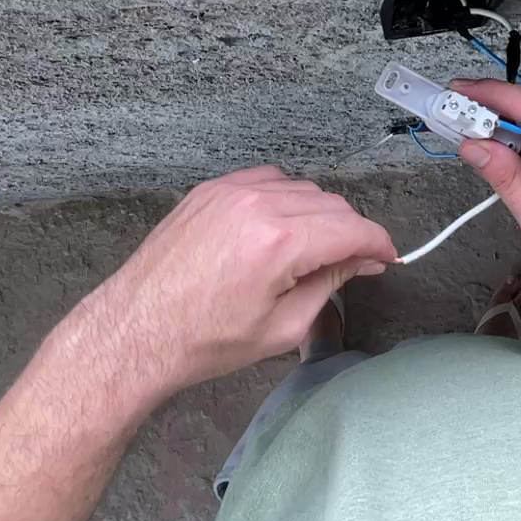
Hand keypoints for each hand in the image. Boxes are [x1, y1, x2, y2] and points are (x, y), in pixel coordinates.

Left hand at [88, 166, 395, 398]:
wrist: (134, 333)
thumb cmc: (204, 340)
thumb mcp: (283, 325)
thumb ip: (331, 283)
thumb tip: (361, 261)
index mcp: (279, 242)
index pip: (352, 229)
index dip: (378, 244)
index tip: (387, 257)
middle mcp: (257, 204)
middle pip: (332, 204)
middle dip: (350, 232)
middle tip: (351, 263)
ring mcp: (231, 191)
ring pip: (302, 189)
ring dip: (318, 215)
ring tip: (309, 251)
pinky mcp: (211, 189)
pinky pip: (267, 180)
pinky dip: (284, 199)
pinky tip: (278, 228)